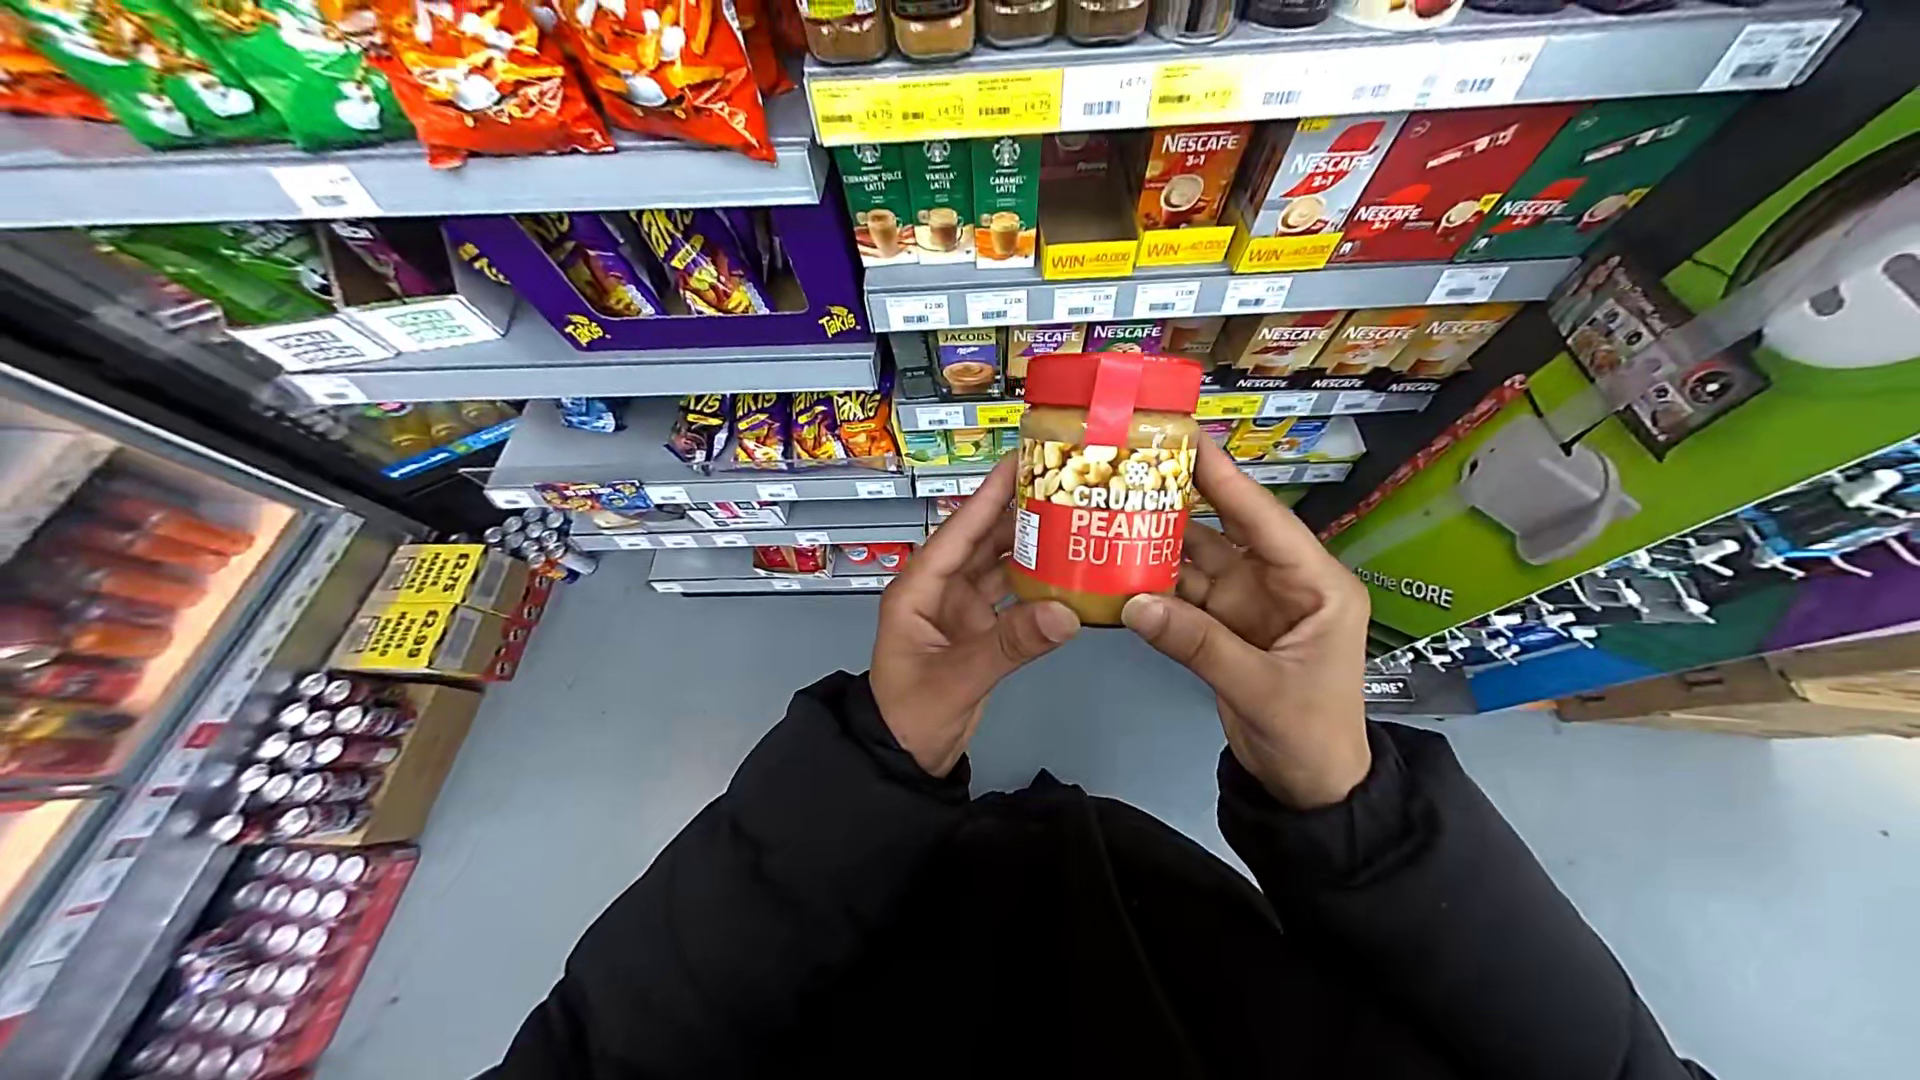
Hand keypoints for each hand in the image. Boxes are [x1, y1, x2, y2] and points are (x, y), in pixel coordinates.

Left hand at [871, 456, 1079, 777]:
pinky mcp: (978, 629)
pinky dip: (1035, 585)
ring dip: (1029, 546)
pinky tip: (1064, 573)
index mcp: (918, 589)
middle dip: (1018, 513)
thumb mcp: (956, 679)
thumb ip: (1009, 645)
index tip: (1020, 461)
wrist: (905, 760)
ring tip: (1071, 520)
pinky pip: (1010, 597)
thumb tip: (1066, 613)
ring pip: (997, 566)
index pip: (957, 531)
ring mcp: (960, 608)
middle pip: (981, 541)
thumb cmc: (910, 716)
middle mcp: (939, 589)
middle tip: (1062, 486)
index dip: (989, 495)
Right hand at [1121, 439, 1371, 807]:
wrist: (1309, 787)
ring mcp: (1245, 603)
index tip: (1187, 437)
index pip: (1264, 519)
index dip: (1225, 478)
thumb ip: (1198, 645)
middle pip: (1223, 531)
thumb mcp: (1261, 689)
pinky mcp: (1221, 624)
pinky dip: (1151, 586)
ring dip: (1156, 543)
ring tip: (1111, 512)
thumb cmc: (1311, 734)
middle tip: (1134, 466)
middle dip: (1181, 499)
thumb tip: (1133, 604)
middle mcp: (1278, 581)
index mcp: (1314, 584)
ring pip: (1195, 562)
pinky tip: (1117, 569)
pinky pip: (1181, 595)